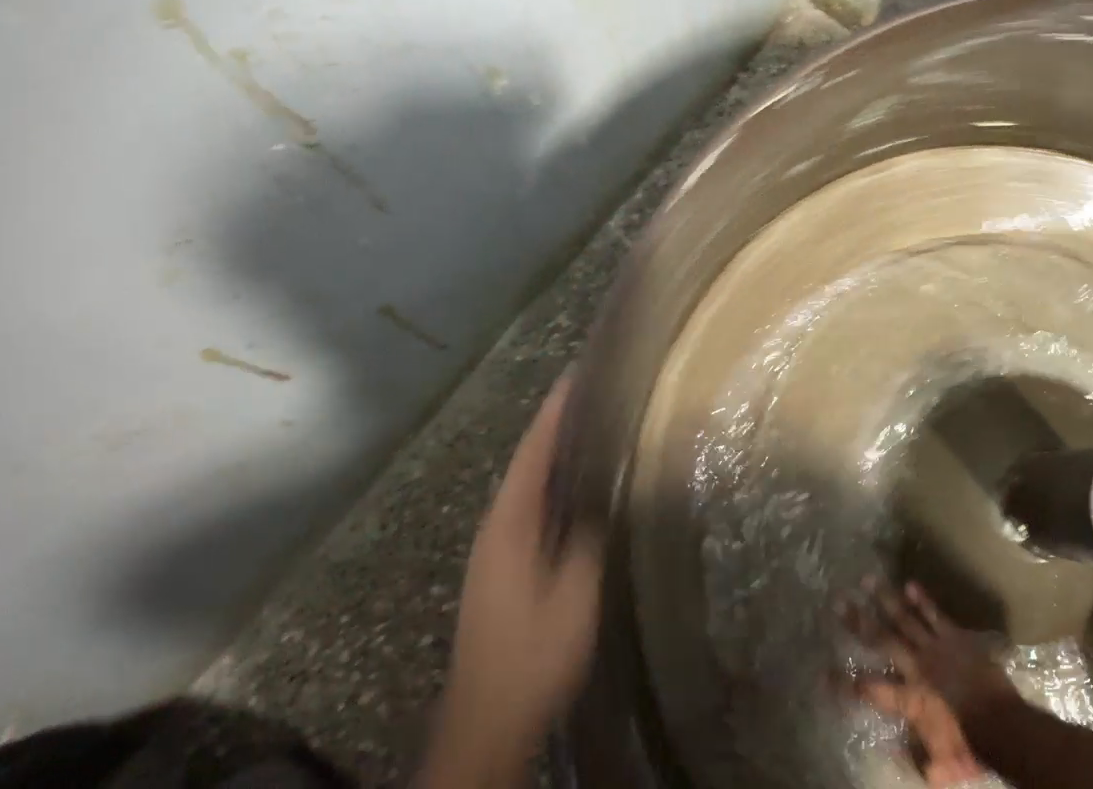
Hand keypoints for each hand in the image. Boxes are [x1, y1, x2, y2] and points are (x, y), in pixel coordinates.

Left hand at [419, 375, 604, 787]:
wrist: (489, 716)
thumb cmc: (532, 654)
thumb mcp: (574, 596)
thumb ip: (589, 541)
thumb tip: (602, 497)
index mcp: (507, 525)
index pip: (532, 453)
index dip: (554, 413)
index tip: (578, 375)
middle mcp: (496, 530)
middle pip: (529, 465)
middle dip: (559, 429)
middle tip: (599, 398)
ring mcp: (497, 553)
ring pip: (531, 490)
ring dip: (558, 459)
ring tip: (597, 432)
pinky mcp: (506, 572)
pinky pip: (533, 512)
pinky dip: (557, 490)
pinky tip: (583, 494)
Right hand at [849, 582, 1021, 786]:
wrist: (1003, 725)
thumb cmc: (968, 746)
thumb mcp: (935, 760)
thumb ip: (913, 750)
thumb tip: (897, 751)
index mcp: (907, 699)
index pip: (868, 689)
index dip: (842, 682)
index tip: (823, 672)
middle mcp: (916, 668)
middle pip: (880, 640)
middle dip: (857, 620)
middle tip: (838, 600)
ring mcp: (936, 649)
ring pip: (905, 619)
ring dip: (886, 599)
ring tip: (868, 579)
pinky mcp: (957, 639)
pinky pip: (936, 615)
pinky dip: (922, 600)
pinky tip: (909, 584)